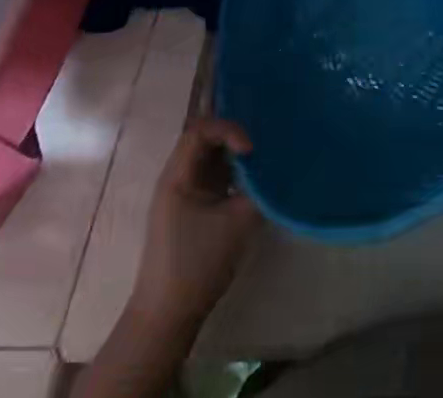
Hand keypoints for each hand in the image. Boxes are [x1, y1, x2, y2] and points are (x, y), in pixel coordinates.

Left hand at [128, 117, 261, 324]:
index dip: (228, 130)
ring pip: (209, 159)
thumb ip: (257, 194)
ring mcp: (183, 193)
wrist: (168, 312)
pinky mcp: (192, 209)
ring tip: (263, 161)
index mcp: (177, 174)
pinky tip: (252, 184)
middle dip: (233, 138)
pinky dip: (232, 175)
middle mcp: (177, 176)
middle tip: (263, 147)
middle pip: (203, 140)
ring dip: (234, 157)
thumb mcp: (235, 226)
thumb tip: (274, 174)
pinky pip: (213, 178)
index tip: (251, 151)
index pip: (199, 130)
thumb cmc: (196, 264)